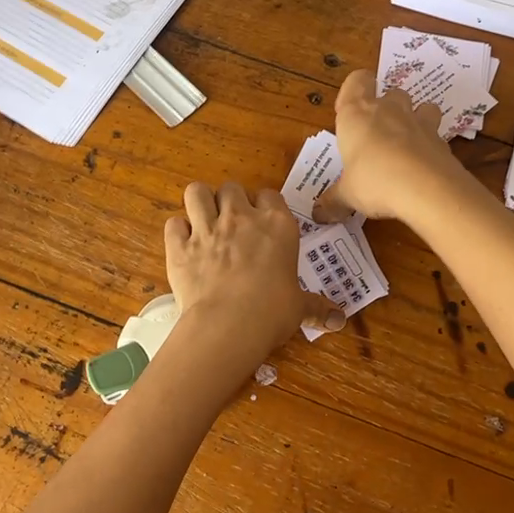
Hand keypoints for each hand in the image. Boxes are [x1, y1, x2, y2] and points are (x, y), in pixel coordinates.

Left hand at [166, 181, 345, 350]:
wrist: (229, 325)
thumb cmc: (273, 312)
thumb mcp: (299, 308)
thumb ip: (318, 307)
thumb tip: (340, 320)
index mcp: (276, 225)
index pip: (270, 195)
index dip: (265, 206)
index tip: (264, 222)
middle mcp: (241, 218)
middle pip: (232, 187)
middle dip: (230, 200)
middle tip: (233, 223)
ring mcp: (207, 228)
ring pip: (196, 192)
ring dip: (200, 203)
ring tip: (204, 221)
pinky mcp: (180, 245)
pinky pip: (173, 223)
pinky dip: (177, 232)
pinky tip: (183, 244)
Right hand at [316, 70, 467, 222]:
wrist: (427, 188)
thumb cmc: (374, 181)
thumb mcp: (348, 195)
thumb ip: (334, 201)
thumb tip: (318, 214)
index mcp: (357, 114)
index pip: (357, 81)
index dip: (355, 89)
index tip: (349, 111)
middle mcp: (389, 110)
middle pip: (391, 92)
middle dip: (387, 108)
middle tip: (377, 134)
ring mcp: (419, 122)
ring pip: (421, 106)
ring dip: (416, 119)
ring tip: (407, 143)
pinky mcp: (442, 141)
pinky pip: (436, 135)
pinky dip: (430, 146)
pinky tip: (423, 166)